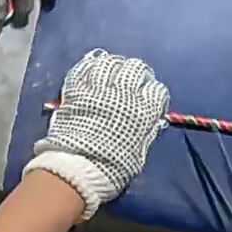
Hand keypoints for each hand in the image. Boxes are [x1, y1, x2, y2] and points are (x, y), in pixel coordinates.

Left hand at [24, 50, 168, 218]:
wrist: (76, 167)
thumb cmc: (111, 168)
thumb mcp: (138, 153)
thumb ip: (145, 132)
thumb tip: (152, 122)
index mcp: (143, 111)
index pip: (156, 90)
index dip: (153, 92)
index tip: (149, 97)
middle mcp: (122, 95)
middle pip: (135, 69)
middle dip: (137, 72)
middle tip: (132, 78)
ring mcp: (97, 90)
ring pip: (109, 63)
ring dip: (113, 64)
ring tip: (112, 69)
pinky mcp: (75, 91)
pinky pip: (82, 69)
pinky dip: (88, 65)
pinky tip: (91, 66)